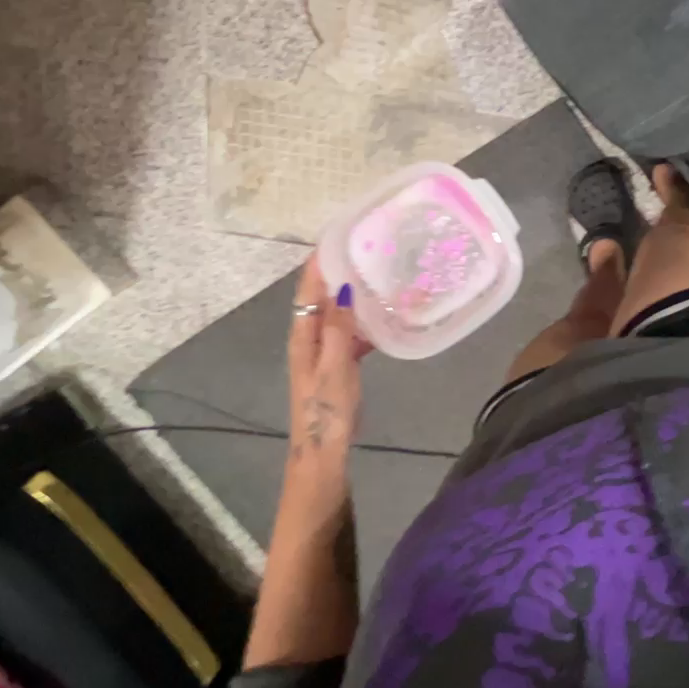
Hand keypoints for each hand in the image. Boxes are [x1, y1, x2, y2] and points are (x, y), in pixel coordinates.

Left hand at [285, 257, 365, 484]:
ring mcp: (324, 352)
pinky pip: (350, 332)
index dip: (319, 262)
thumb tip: (343, 287)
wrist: (324, 454)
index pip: (309, 289)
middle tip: (367, 246)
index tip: (338, 234)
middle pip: (322, 297)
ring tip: (379, 273)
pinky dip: (364, 320)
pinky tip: (384, 317)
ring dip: (354, 294)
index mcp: (304, 336)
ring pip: (338, 313)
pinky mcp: (338, 365)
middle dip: (339, 271)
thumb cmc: (328, 410)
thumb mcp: (335, 366)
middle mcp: (310, 339)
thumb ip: (339, 328)